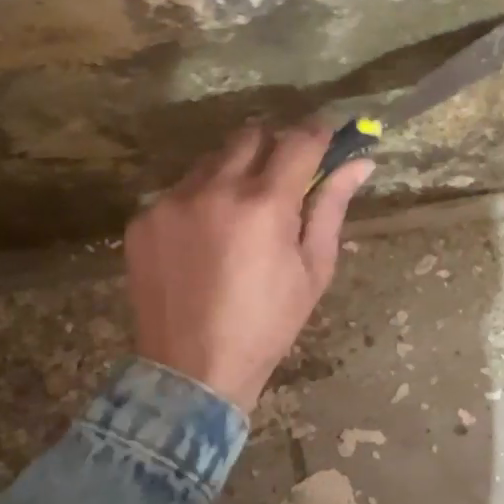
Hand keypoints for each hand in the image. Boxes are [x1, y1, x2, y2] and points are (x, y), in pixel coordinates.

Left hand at [125, 122, 373, 412]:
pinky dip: (202, 200)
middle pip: (251, 135)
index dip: (320, 133)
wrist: (192, 370)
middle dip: (276, 146)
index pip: (299, 140)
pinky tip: (207, 238)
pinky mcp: (143, 220)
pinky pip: (180, 190)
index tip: (330, 138)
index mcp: (264, 204)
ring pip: (212, 160)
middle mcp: (214, 189)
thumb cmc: (268, 324)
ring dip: (235, 171)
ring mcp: (171, 202)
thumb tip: (359, 164)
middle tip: (287, 177)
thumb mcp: (313, 268)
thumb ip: (332, 207)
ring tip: (242, 213)